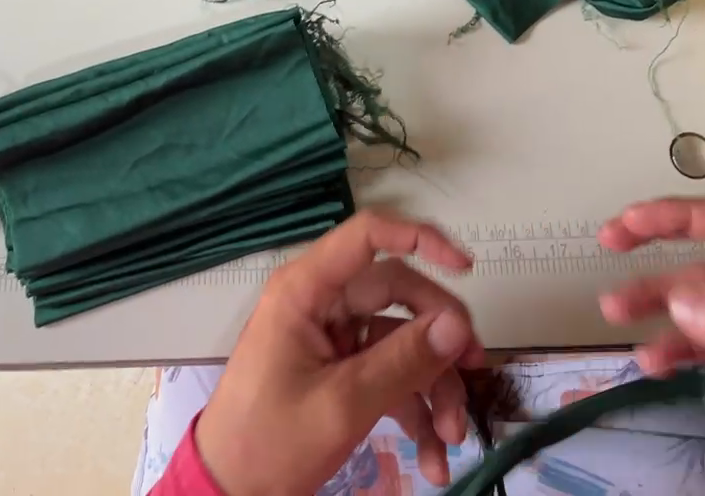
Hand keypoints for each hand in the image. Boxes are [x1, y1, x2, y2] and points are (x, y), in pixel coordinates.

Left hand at [194, 211, 485, 495]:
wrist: (229, 493)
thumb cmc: (270, 439)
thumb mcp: (342, 403)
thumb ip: (403, 362)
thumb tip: (458, 324)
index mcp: (308, 289)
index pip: (368, 235)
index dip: (419, 237)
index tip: (465, 267)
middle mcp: (323, 301)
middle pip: (398, 294)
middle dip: (439, 336)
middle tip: (475, 368)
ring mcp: (333, 337)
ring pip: (401, 339)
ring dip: (433, 384)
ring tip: (452, 437)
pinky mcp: (341, 370)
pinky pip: (390, 373)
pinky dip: (415, 409)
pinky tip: (433, 455)